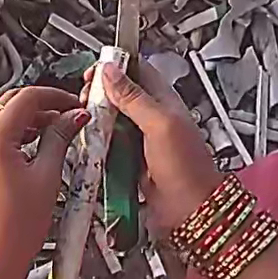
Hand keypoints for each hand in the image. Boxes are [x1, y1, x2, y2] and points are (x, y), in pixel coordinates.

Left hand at [0, 85, 85, 278]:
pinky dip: (14, 135)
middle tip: (67, 116)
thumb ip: (60, 140)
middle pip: (10, 103)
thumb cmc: (14, 230)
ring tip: (55, 133)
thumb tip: (72, 119)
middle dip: (41, 105)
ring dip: (28, 119)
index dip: (55, 97)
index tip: (73, 105)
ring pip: (0, 118)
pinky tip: (35, 149)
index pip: (26, 97)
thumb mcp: (47, 178)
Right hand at [92, 62, 222, 232]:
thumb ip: (133, 97)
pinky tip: (90, 141)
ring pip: (111, 118)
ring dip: (96, 117)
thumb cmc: (186, 168)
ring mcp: (140, 138)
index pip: (137, 70)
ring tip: (85, 119)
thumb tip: (111, 70)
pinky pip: (109, 143)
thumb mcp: (159, 124)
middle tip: (86, 98)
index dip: (115, 67)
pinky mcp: (131, 159)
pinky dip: (98, 141)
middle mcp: (152, 116)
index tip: (94, 72)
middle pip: (120, 93)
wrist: (191, 211)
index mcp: (163, 101)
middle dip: (100, 93)